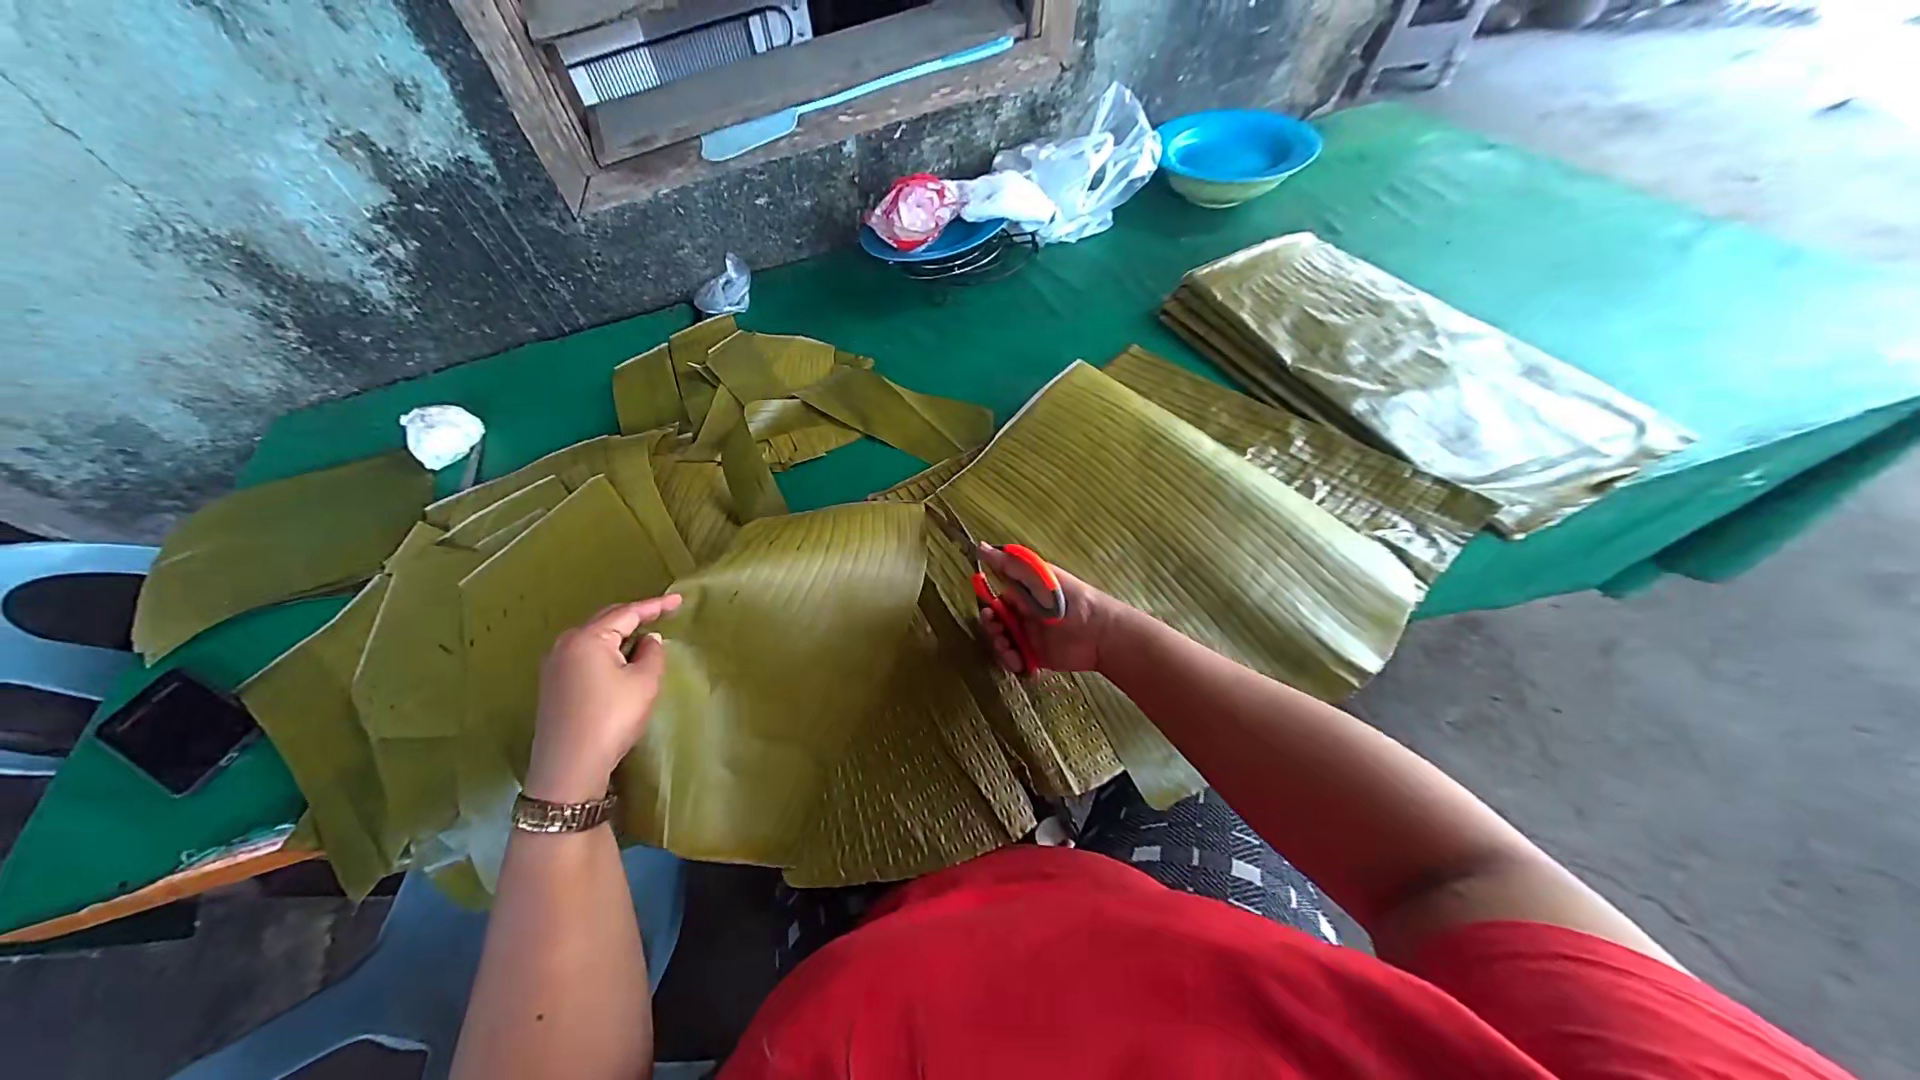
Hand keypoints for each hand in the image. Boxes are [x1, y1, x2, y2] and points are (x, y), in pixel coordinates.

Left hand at [525, 595, 681, 802]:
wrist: (569, 767)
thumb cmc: (612, 718)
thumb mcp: (644, 683)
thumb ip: (652, 653)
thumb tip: (648, 639)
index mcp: (587, 638)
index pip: (627, 612)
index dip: (655, 606)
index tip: (678, 600)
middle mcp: (565, 644)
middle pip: (606, 620)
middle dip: (634, 616)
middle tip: (662, 613)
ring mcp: (554, 665)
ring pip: (594, 637)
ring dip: (619, 634)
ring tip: (644, 634)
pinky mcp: (553, 684)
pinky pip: (585, 654)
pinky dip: (606, 649)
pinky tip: (620, 658)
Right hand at [976, 544, 1125, 674]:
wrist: (1096, 632)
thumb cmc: (1067, 598)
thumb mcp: (1036, 575)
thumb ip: (1008, 564)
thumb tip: (979, 547)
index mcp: (1023, 593)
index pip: (995, 600)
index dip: (988, 608)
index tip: (989, 613)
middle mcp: (1024, 614)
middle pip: (996, 624)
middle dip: (992, 630)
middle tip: (1000, 634)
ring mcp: (1030, 636)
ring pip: (1003, 643)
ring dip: (1001, 647)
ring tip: (1010, 650)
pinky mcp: (1037, 656)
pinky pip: (1016, 660)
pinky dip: (1013, 662)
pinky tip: (1020, 663)